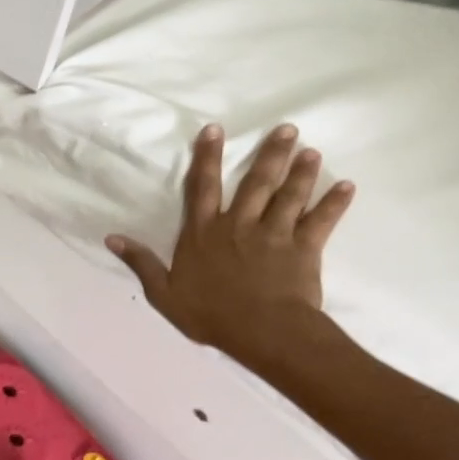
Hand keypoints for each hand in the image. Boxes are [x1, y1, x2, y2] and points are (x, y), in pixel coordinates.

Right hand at [105, 124, 355, 368]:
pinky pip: (322, 221)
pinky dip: (335, 203)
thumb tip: (111, 238)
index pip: (202, 187)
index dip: (207, 157)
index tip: (215, 130)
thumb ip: (140, 262)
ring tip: (310, 150)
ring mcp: (273, 235)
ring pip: (289, 195)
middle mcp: (237, 225)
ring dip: (301, 171)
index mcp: (202, 233)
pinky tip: (347, 186)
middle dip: (269, 154)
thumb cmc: (210, 313)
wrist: (264, 332)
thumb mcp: (163, 293)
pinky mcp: (304, 249)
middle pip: (255, 183)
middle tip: (286, 127)